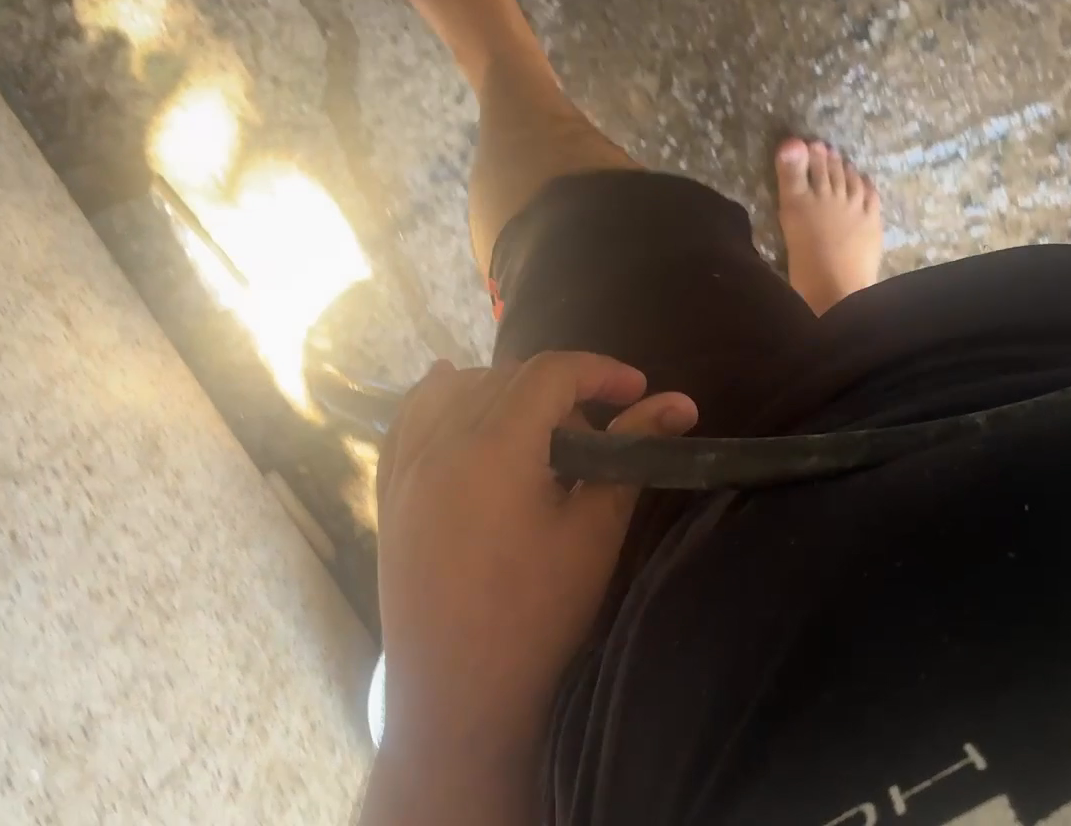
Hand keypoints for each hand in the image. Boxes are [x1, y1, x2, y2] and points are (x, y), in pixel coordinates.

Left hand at [374, 352, 697, 758]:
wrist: (459, 699)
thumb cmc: (538, 615)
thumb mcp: (595, 529)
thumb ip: (632, 453)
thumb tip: (681, 403)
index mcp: (493, 446)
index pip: (550, 372)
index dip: (601, 371)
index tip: (638, 391)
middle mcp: (440, 441)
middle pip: (507, 377)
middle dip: (562, 389)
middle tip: (599, 432)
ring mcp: (406, 468)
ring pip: (457, 390)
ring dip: (505, 390)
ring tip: (539, 426)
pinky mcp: (390, 494)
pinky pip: (410, 420)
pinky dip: (443, 400)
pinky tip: (460, 401)